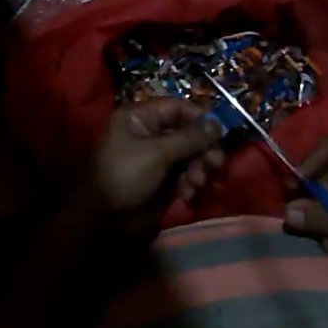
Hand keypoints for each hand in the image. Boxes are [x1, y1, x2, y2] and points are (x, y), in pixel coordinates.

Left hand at [84, 99, 222, 222]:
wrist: (106, 219)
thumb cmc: (126, 175)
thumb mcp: (157, 153)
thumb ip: (189, 138)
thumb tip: (217, 124)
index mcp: (140, 117)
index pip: (176, 108)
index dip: (199, 117)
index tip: (221, 131)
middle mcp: (148, 133)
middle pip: (187, 132)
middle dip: (203, 148)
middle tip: (216, 163)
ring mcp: (156, 157)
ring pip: (189, 155)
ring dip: (199, 168)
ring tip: (197, 183)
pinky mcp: (162, 179)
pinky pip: (185, 174)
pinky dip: (191, 182)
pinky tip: (189, 194)